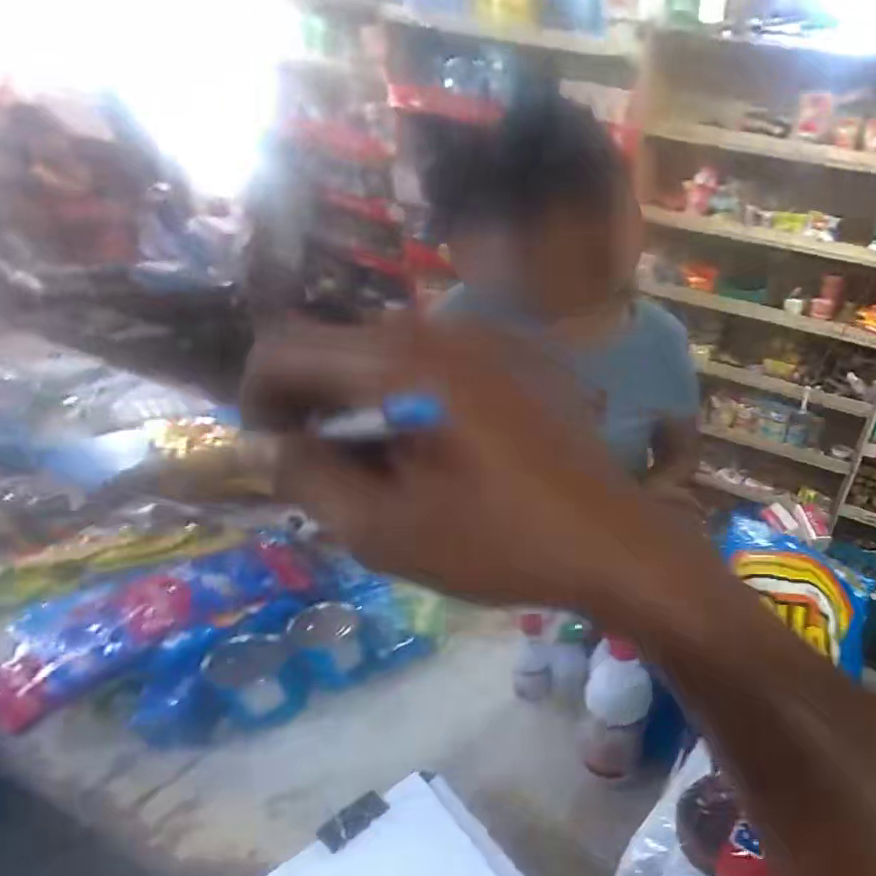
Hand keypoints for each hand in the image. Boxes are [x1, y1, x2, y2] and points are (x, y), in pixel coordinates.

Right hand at [241, 318, 716, 622]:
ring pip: (399, 355)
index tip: (276, 454)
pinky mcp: (530, 362)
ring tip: (397, 470)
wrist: (616, 542)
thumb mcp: (387, 531)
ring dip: (374, 402)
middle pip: (344, 346)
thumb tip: (271, 446)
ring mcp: (498, 342)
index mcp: (405, 364)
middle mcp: (450, 331)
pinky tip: (449, 452)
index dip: (259, 400)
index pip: (286, 348)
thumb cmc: (503, 544)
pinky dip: (424, 398)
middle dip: (320, 403)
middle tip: (337, 472)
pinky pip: (450, 364)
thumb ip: (309, 480)